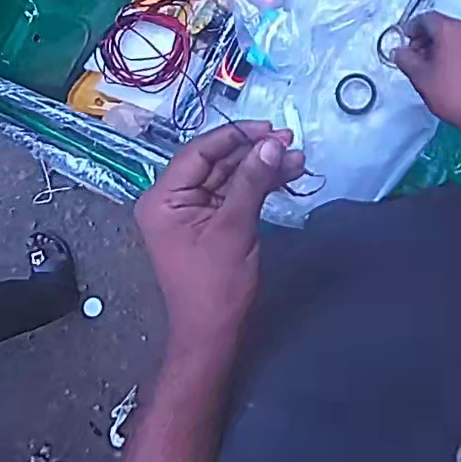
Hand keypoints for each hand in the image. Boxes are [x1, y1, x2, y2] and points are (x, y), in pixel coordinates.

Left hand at [134, 121, 305, 354]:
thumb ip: (252, 181)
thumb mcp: (234, 228)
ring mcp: (193, 210)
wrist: (213, 334)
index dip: (235, 135)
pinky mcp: (211, 221)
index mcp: (163, 198)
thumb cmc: (216, 284)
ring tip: (297, 159)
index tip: (269, 127)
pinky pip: (235, 193)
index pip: (198, 152)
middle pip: (216, 162)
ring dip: (263, 167)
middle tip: (290, 140)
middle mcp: (173, 198)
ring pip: (230, 176)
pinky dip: (260, 185)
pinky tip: (287, 174)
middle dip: (255, 151)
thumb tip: (273, 144)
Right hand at [392, 12, 460, 133]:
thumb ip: (405, 58)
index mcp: (450, 29)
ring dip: (437, 43)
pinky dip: (450, 48)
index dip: (411, 28)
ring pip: (452, 33)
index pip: (426, 18)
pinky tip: (442, 67)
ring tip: (426, 64)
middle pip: (440, 24)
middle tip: (412, 54)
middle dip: (423, 37)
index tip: (404, 40)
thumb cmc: (451, 93)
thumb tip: (398, 51)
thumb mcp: (419, 76)